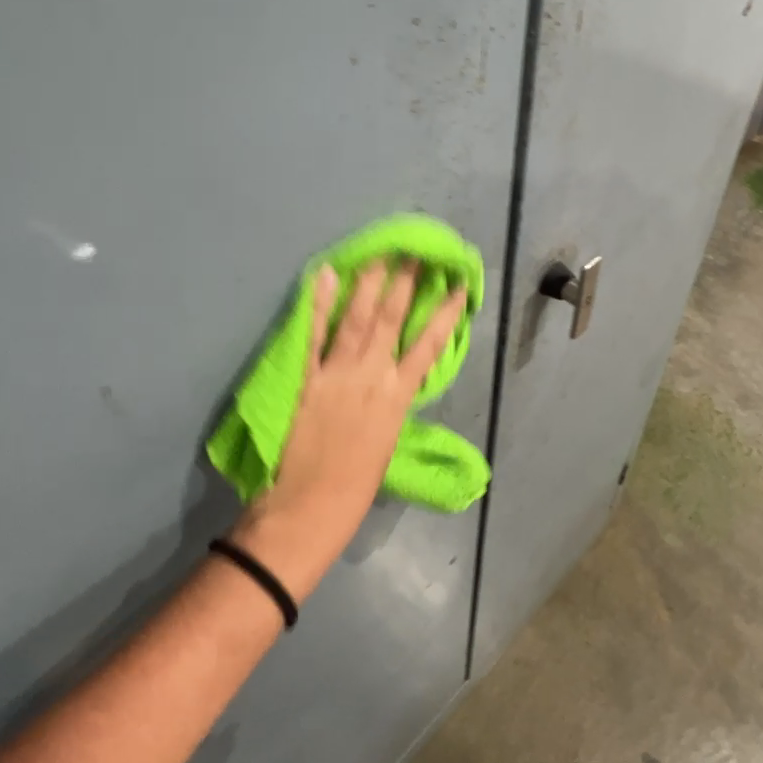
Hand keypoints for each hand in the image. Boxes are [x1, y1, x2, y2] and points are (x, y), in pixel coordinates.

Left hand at [231, 260, 465, 597]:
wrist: (308, 510)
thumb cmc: (354, 489)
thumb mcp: (386, 444)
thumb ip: (390, 406)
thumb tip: (394, 380)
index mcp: (397, 399)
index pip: (428, 346)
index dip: (445, 313)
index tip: (458, 286)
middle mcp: (371, 378)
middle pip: (392, 321)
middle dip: (406, 284)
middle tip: (414, 252)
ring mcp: (336, 374)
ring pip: (358, 320)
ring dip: (370, 284)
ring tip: (381, 254)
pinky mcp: (304, 379)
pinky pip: (313, 335)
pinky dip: (318, 304)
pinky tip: (325, 275)